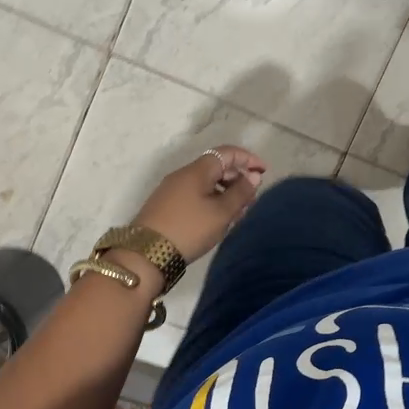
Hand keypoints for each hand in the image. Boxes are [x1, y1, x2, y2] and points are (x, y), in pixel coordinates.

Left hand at [132, 146, 268, 265]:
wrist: (145, 255)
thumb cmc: (190, 229)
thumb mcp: (222, 212)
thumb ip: (241, 192)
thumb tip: (253, 175)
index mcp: (197, 171)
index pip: (227, 153)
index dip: (248, 158)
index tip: (264, 172)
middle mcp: (183, 175)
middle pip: (216, 167)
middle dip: (238, 178)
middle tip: (252, 198)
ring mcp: (172, 190)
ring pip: (206, 183)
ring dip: (226, 192)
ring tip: (238, 212)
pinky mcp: (166, 206)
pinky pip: (196, 195)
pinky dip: (212, 201)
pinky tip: (218, 219)